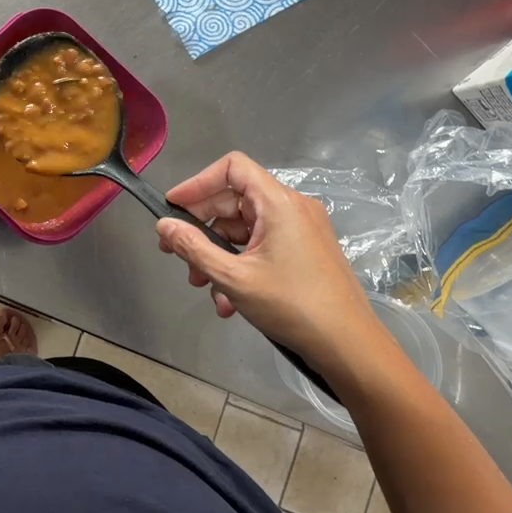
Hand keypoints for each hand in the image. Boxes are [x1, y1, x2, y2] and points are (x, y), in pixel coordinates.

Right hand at [154, 152, 386, 379]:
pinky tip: (227, 299)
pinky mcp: (302, 251)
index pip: (232, 168)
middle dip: (200, 228)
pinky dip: (237, 265)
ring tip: (203, 286)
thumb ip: (192, 247)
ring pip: (242, 229)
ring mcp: (299, 230)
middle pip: (232, 200)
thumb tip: (163, 225)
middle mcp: (292, 208)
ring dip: (216, 255)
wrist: (348, 344)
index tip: (172, 207)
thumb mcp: (232, 277)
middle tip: (173, 253)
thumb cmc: (291, 304)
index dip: (197, 182)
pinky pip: (258, 246)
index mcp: (279, 203)